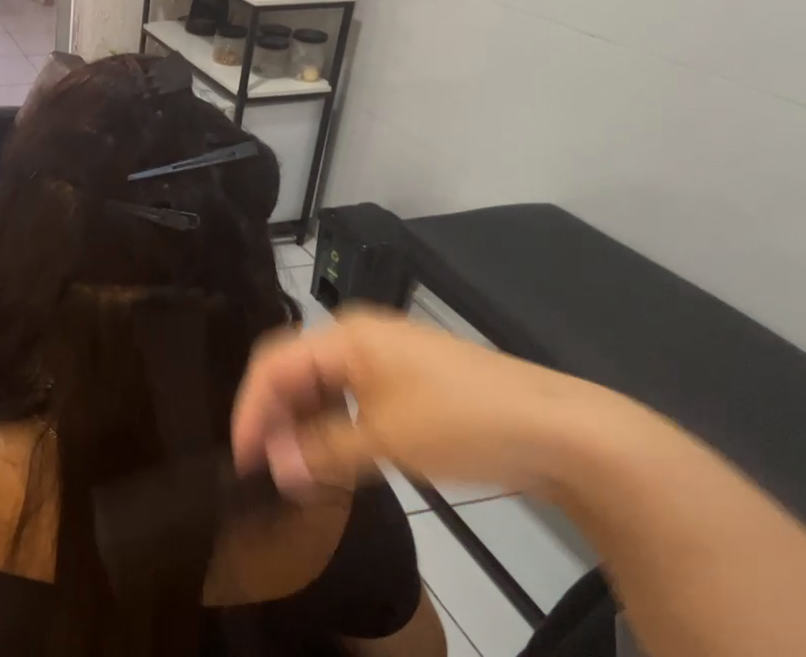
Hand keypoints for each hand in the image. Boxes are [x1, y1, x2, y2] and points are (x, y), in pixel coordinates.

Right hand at [232, 309, 626, 495]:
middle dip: (275, 417)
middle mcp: (358, 336)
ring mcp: (385, 356)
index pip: (273, 364)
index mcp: (345, 335)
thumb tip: (275, 469)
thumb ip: (320, 451)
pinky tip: (333, 453)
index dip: (250, 410)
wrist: (562, 429)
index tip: (242, 457)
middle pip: (294, 371)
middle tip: (267, 466)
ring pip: (321, 384)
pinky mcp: (407, 379)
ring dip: (302, 422)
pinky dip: (332, 422)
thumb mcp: (385, 440)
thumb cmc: (465, 421)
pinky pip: (350, 394)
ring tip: (296, 466)